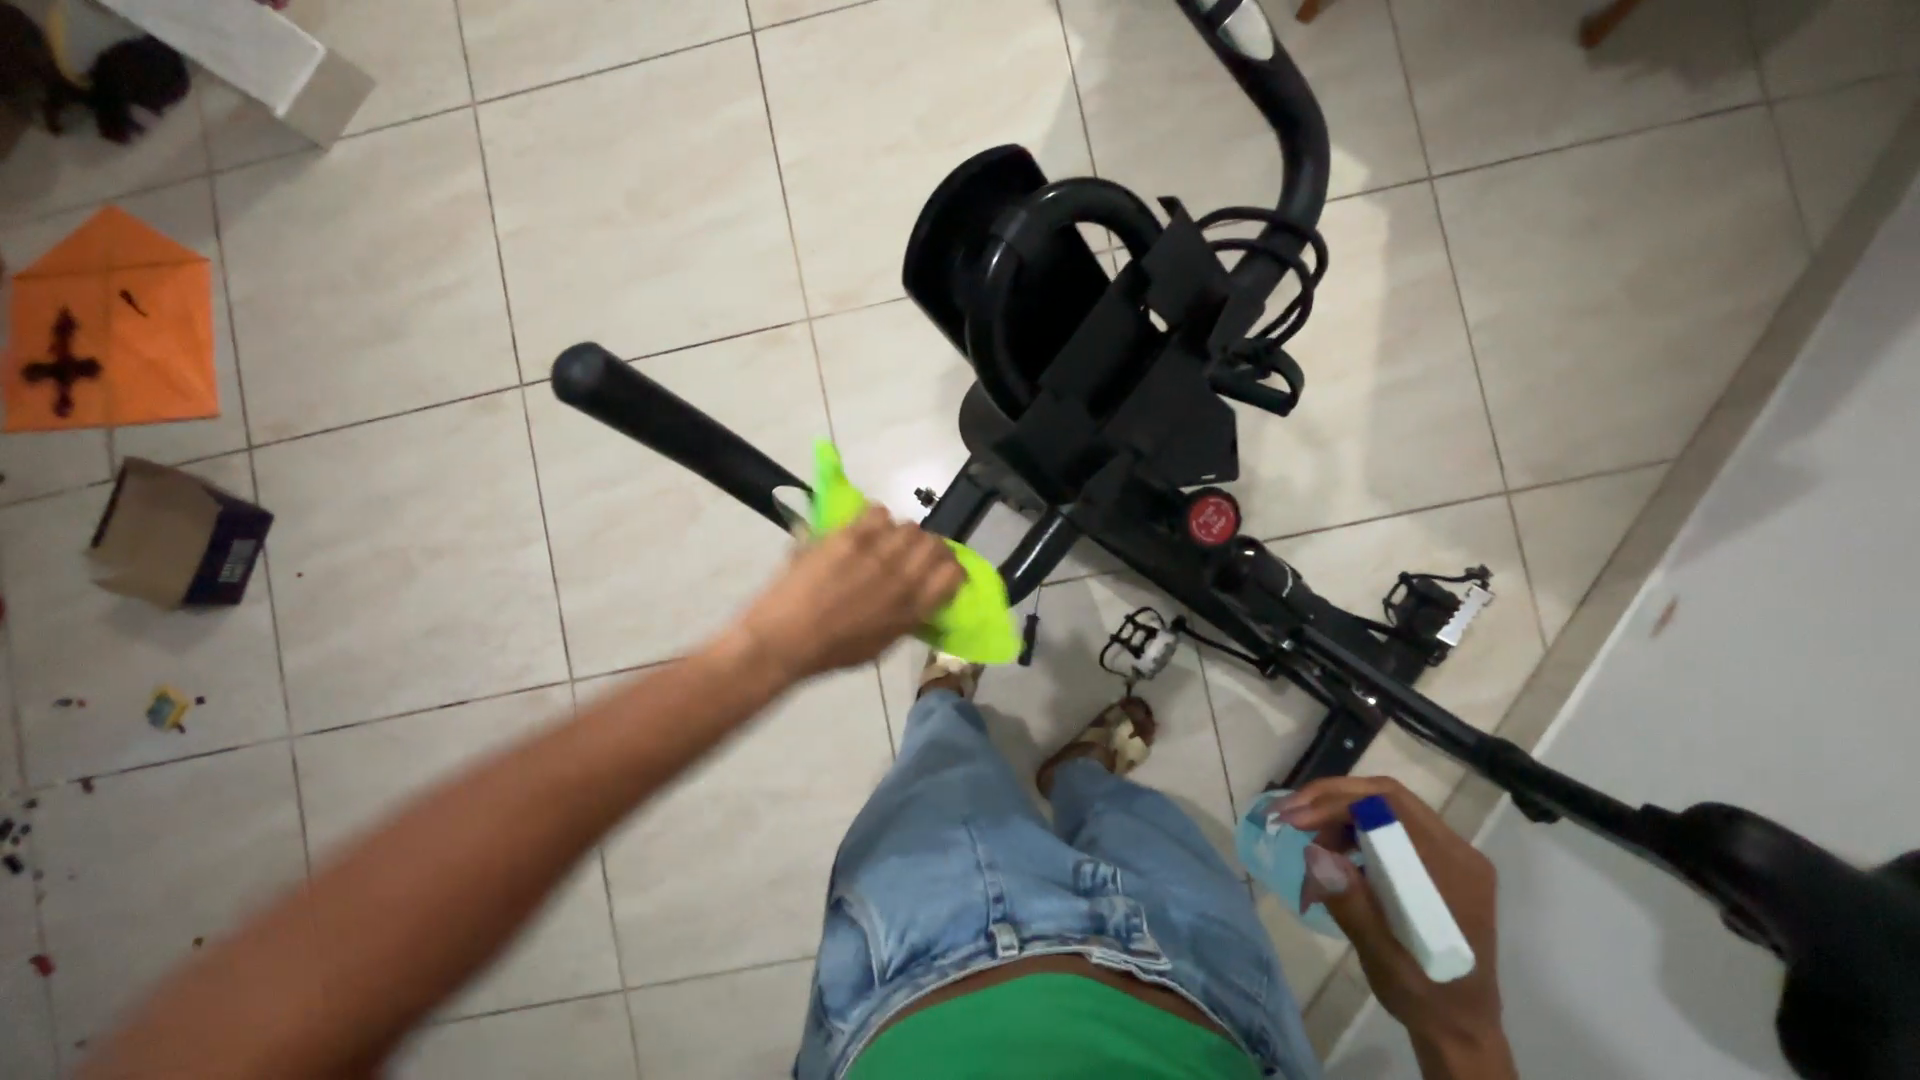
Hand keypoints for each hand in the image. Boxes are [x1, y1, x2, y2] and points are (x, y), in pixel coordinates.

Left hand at [733, 507, 964, 680]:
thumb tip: (917, 598)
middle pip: (934, 543)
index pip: (953, 573)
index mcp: (912, 609)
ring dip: (902, 534)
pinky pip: (878, 511)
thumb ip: (906, 618)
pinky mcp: (849, 536)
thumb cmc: (831, 651)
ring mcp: (876, 554)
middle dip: (929, 547)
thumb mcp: (882, 645)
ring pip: (909, 526)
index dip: (951, 567)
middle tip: (913, 554)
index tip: (940, 569)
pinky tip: (864, 532)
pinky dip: (876, 519)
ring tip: (885, 543)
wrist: (784, 639)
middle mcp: (902, 577)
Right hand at [1279, 777, 1514, 1076]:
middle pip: (1387, 799)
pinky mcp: (1437, 865)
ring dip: (1338, 819)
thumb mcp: (1384, 958)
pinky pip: (1390, 831)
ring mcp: (1449, 856)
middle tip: (1286, 817)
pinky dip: (1353, 834)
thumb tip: (1315, 854)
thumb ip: (1353, 904)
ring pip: (1385, 811)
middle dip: (1329, 801)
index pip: (1391, 806)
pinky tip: (1334, 858)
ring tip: (1310, 849)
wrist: (1459, 1026)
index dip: (1335, 802)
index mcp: (1452, 868)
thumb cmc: (1424, 995)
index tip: (1291, 818)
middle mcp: (1457, 851)